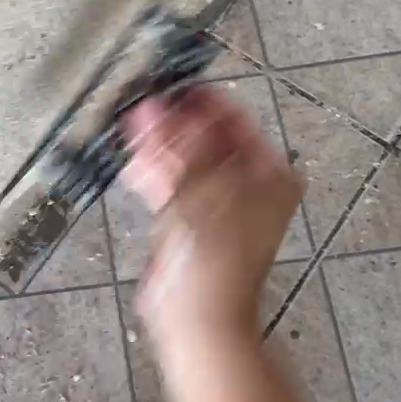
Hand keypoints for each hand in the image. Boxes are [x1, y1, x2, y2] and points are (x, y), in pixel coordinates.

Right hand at [119, 87, 303, 342]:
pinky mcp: (191, 221)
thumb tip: (160, 105)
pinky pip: (172, 186)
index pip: (234, 121)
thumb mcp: (201, 189)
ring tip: (132, 125)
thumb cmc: (213, 255)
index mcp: (268, 174)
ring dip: (160, 145)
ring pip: (186, 161)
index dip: (201, 102)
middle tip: (143, 104)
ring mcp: (218, 203)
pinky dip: (154, 172)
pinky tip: (134, 160)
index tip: (169, 85)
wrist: (197, 317)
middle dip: (175, 123)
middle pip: (207, 140)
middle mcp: (248, 185)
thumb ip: (180, 143)